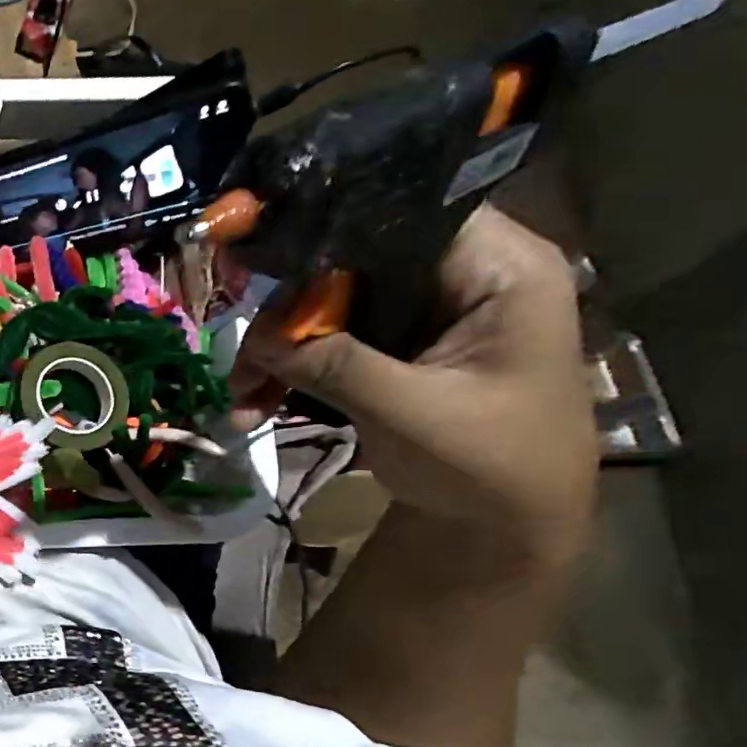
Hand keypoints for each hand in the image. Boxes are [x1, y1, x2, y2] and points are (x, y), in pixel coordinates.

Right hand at [229, 206, 595, 560]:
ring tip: (242, 396)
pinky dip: (297, 371)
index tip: (265, 284)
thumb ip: (336, 367)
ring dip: (284, 350)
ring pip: (336, 308)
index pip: (401, 218)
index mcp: (498, 269)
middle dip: (291, 318)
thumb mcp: (411, 413)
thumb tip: (259, 339)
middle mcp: (462, 275)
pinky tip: (259, 404)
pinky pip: (336, 342)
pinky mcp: (399, 348)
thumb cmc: (487, 466)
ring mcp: (427, 313)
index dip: (328, 244)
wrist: (504, 528)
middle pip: (355, 266)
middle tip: (243, 367)